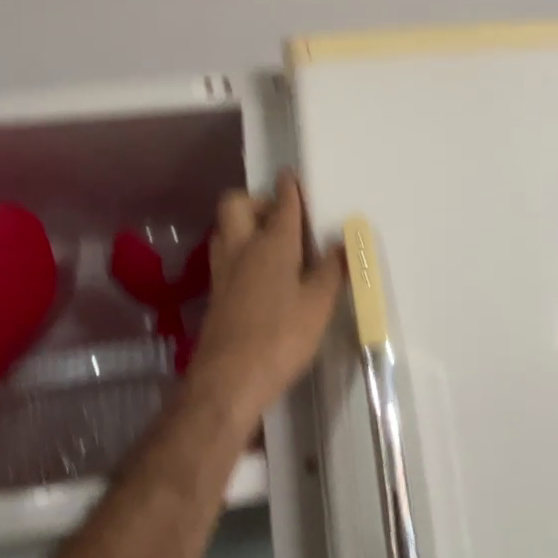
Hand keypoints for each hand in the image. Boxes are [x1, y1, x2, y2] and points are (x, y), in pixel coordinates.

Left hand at [188, 170, 344, 416]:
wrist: (228, 380)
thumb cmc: (281, 337)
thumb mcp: (319, 304)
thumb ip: (332, 270)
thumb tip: (341, 243)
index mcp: (272, 243)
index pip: (281, 203)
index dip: (289, 187)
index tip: (292, 176)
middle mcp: (242, 248)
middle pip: (236, 204)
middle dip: (257, 201)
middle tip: (282, 218)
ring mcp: (224, 271)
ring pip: (226, 229)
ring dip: (245, 225)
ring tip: (273, 243)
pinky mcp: (216, 294)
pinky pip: (226, 255)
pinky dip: (241, 252)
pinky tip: (261, 274)